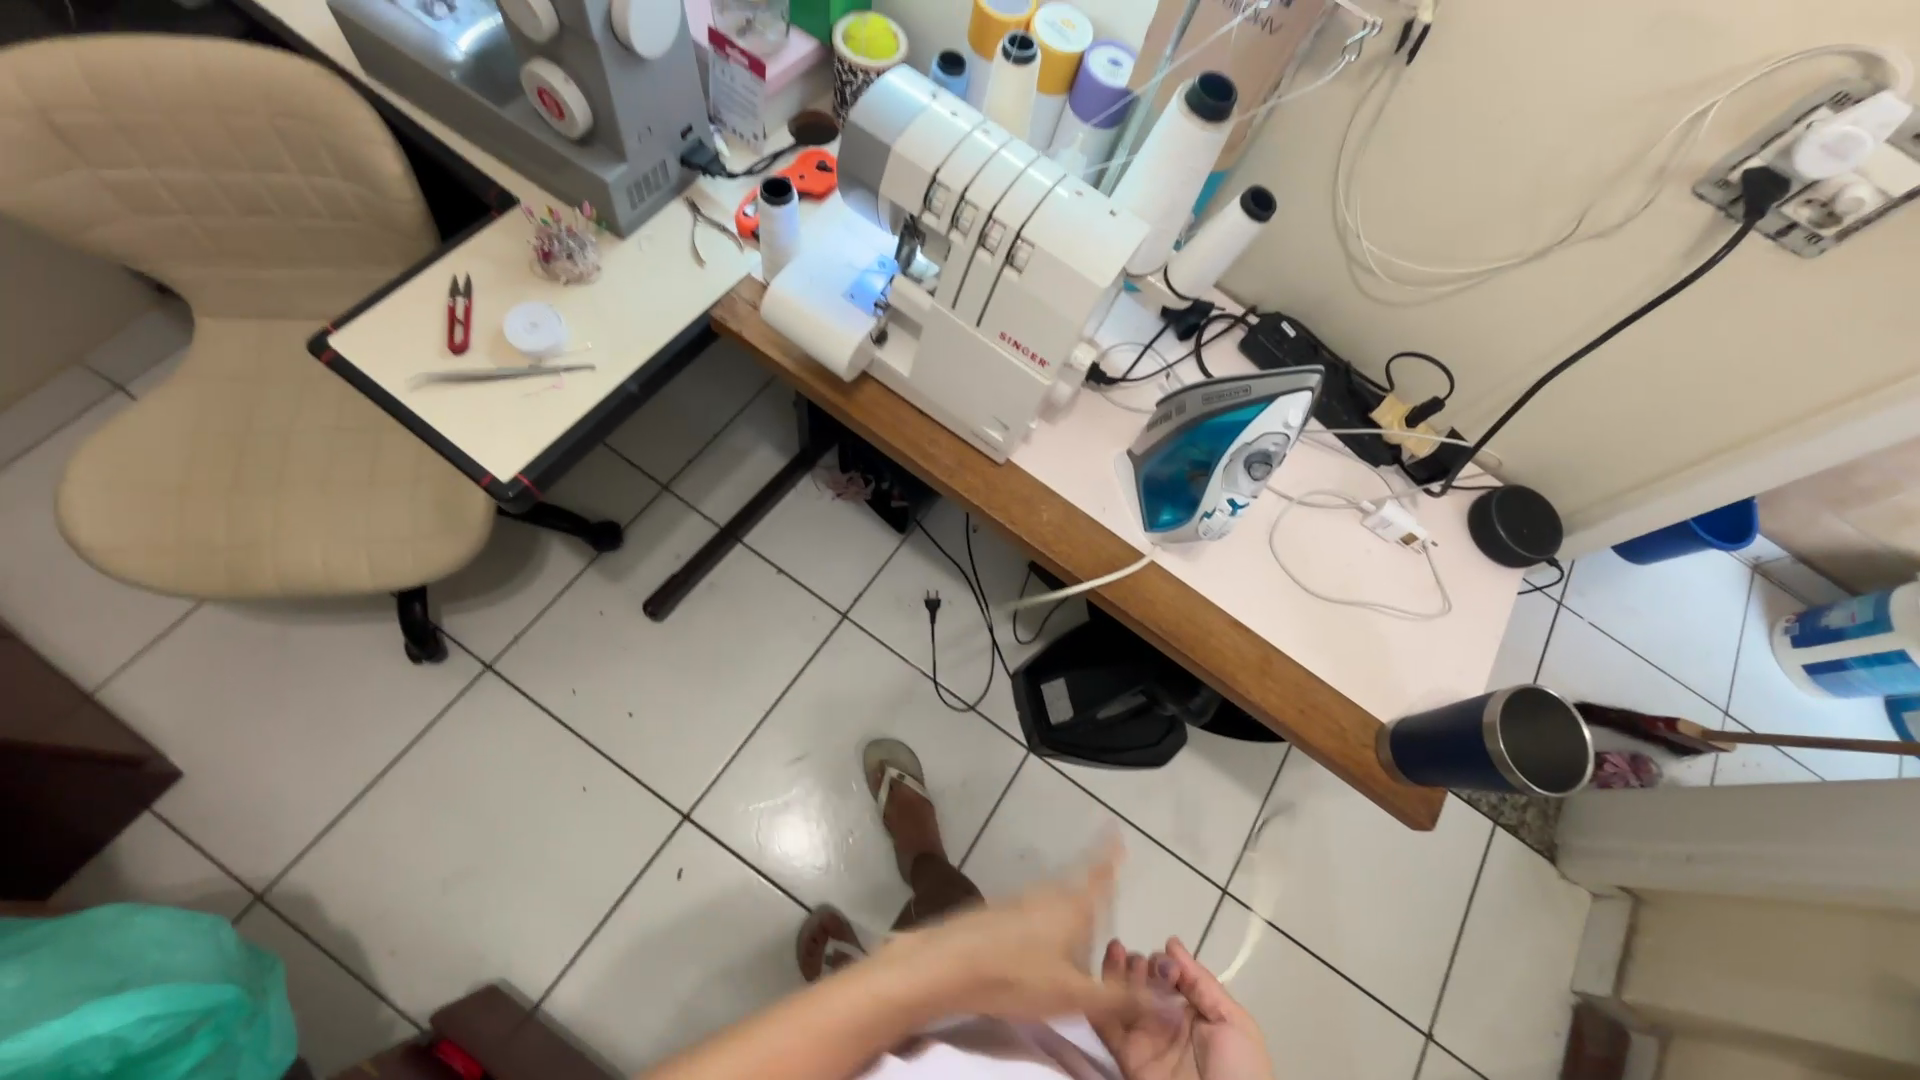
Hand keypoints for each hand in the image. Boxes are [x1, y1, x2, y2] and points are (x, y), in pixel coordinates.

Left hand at [870, 839, 1162, 1026]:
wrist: (947, 964)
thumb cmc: (1016, 976)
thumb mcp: (1075, 995)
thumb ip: (1122, 998)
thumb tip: (1171, 1001)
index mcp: (1073, 907)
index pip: (1098, 873)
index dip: (1108, 853)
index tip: (1115, 829)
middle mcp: (1048, 896)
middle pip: (1076, 886)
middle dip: (1090, 887)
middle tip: (1102, 887)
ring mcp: (1018, 902)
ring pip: (1051, 899)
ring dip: (1064, 907)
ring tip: (1076, 925)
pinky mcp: (995, 914)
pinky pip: (1030, 911)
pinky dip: (1041, 921)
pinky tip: (1036, 943)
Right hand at [1090, 938, 1272, 1079]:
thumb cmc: (1241, 1074)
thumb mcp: (1234, 1024)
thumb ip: (1202, 983)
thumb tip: (1171, 943)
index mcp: (1194, 1013)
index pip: (1171, 979)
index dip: (1165, 965)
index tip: (1166, 965)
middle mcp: (1166, 1023)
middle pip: (1143, 984)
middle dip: (1138, 965)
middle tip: (1138, 961)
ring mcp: (1145, 1040)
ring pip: (1122, 999)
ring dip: (1116, 973)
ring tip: (1117, 951)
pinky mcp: (1127, 1059)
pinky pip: (1108, 1029)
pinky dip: (1099, 1003)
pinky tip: (1099, 980)